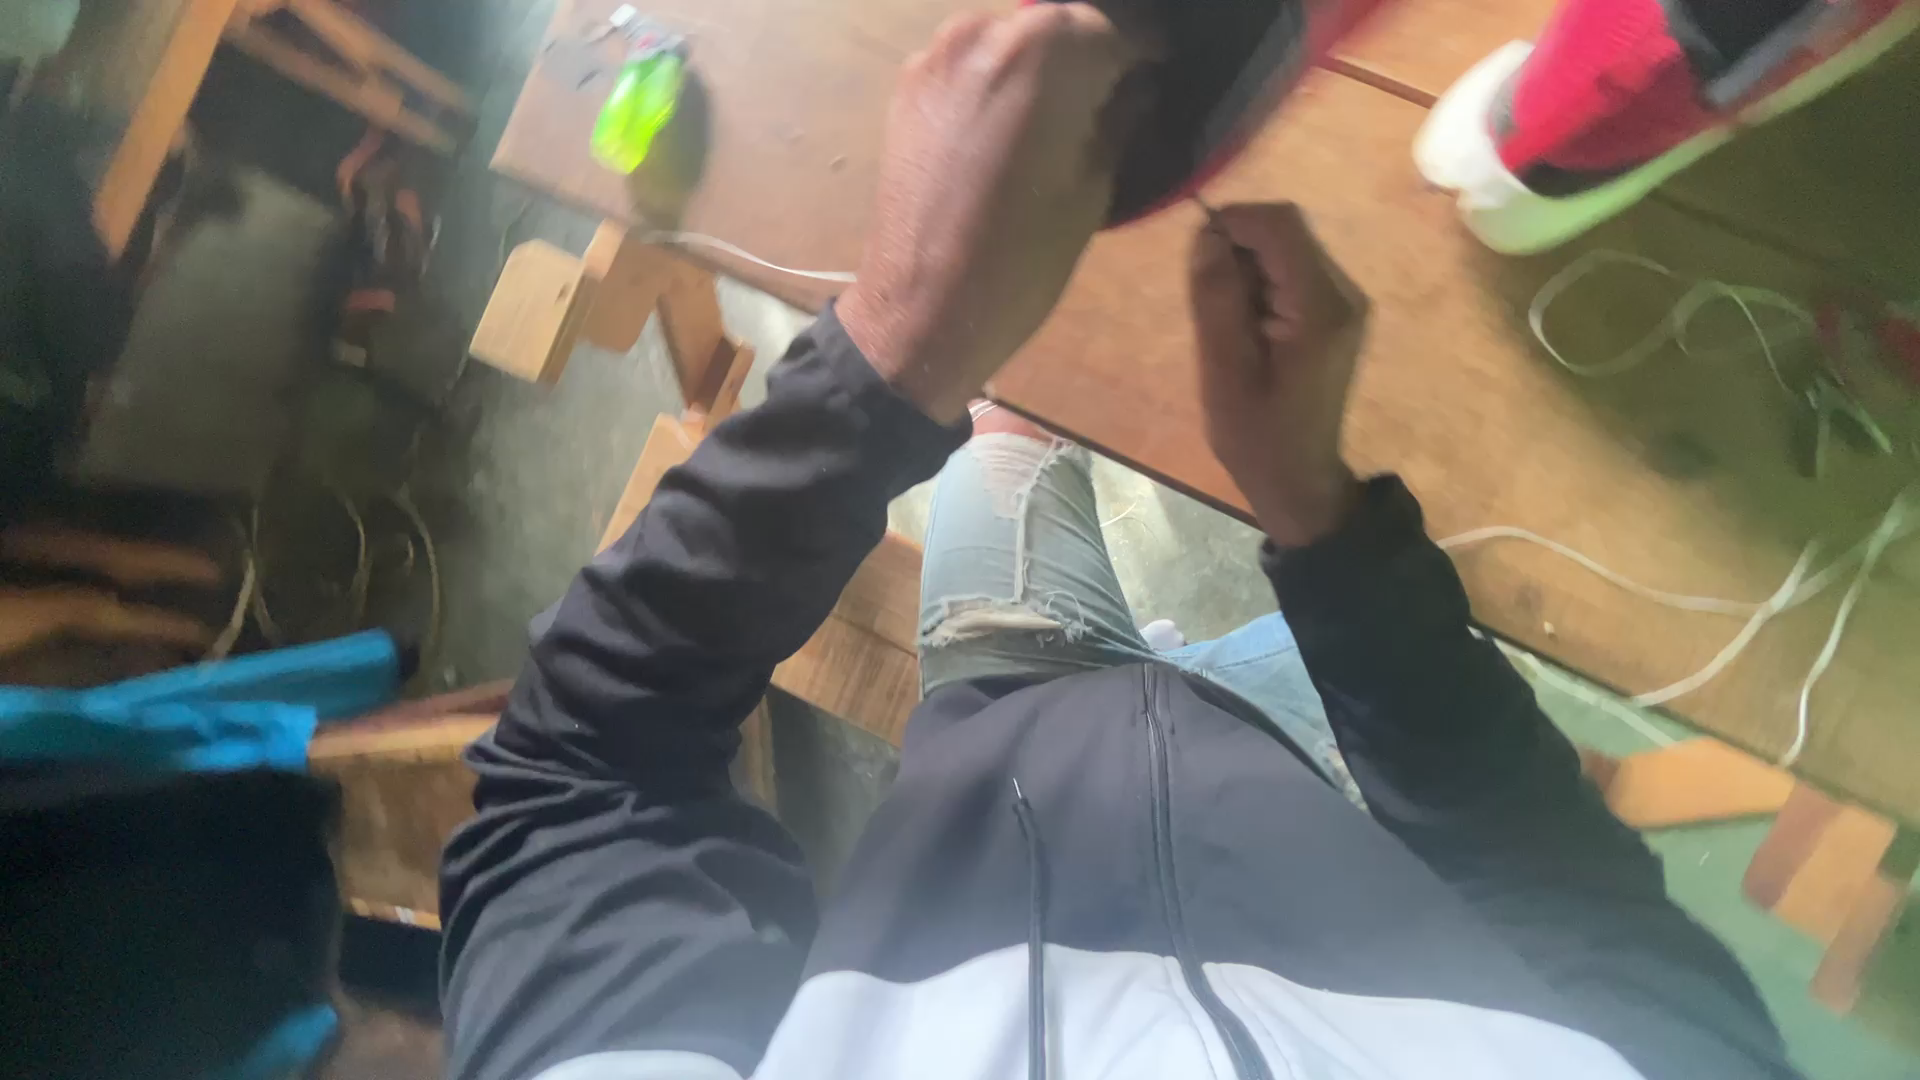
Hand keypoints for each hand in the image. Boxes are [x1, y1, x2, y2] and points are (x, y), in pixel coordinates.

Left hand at [838, 4, 1138, 422]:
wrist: (921, 314)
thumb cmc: (1018, 264)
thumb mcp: (1089, 193)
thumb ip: (1119, 122)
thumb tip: (1135, 89)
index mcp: (1048, 49)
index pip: (1121, 29)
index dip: (1146, 57)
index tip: (1156, 82)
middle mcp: (987, 29)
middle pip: (1059, 28)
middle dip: (1090, 62)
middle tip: (1110, 105)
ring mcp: (938, 55)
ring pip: (1011, 44)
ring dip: (1041, 73)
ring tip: (1056, 125)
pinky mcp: (908, 89)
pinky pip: (971, 70)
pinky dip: (998, 88)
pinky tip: (1008, 134)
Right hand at [1190, 203, 1366, 546]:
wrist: (1297, 477)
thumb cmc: (1255, 434)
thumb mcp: (1224, 370)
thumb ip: (1216, 299)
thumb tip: (1206, 237)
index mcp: (1321, 306)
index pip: (1280, 226)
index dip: (1233, 222)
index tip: (1194, 253)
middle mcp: (1344, 293)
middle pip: (1286, 234)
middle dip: (1237, 250)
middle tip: (1205, 300)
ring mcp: (1344, 304)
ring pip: (1287, 253)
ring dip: (1246, 272)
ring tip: (1223, 323)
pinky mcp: (1335, 316)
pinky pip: (1292, 278)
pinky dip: (1260, 288)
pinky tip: (1244, 328)